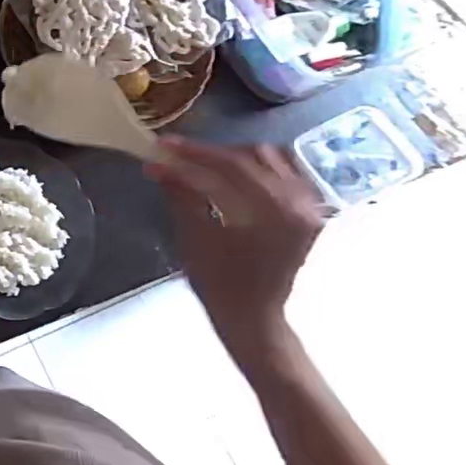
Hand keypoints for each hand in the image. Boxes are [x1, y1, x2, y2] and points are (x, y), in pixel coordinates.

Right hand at [148, 139, 328, 364]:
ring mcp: (307, 207)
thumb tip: (158, 165)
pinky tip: (232, 176)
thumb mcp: (197, 239)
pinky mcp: (305, 212)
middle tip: (176, 154)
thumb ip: (182, 195)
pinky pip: (283, 174)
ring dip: (233, 158)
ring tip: (202, 164)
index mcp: (274, 211)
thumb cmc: (222, 287)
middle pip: (250, 158)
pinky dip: (255, 169)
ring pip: (270, 160)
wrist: (253, 319)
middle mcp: (299, 203)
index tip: (162, 144)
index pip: (230, 166)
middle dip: (209, 154)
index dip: (192, 152)